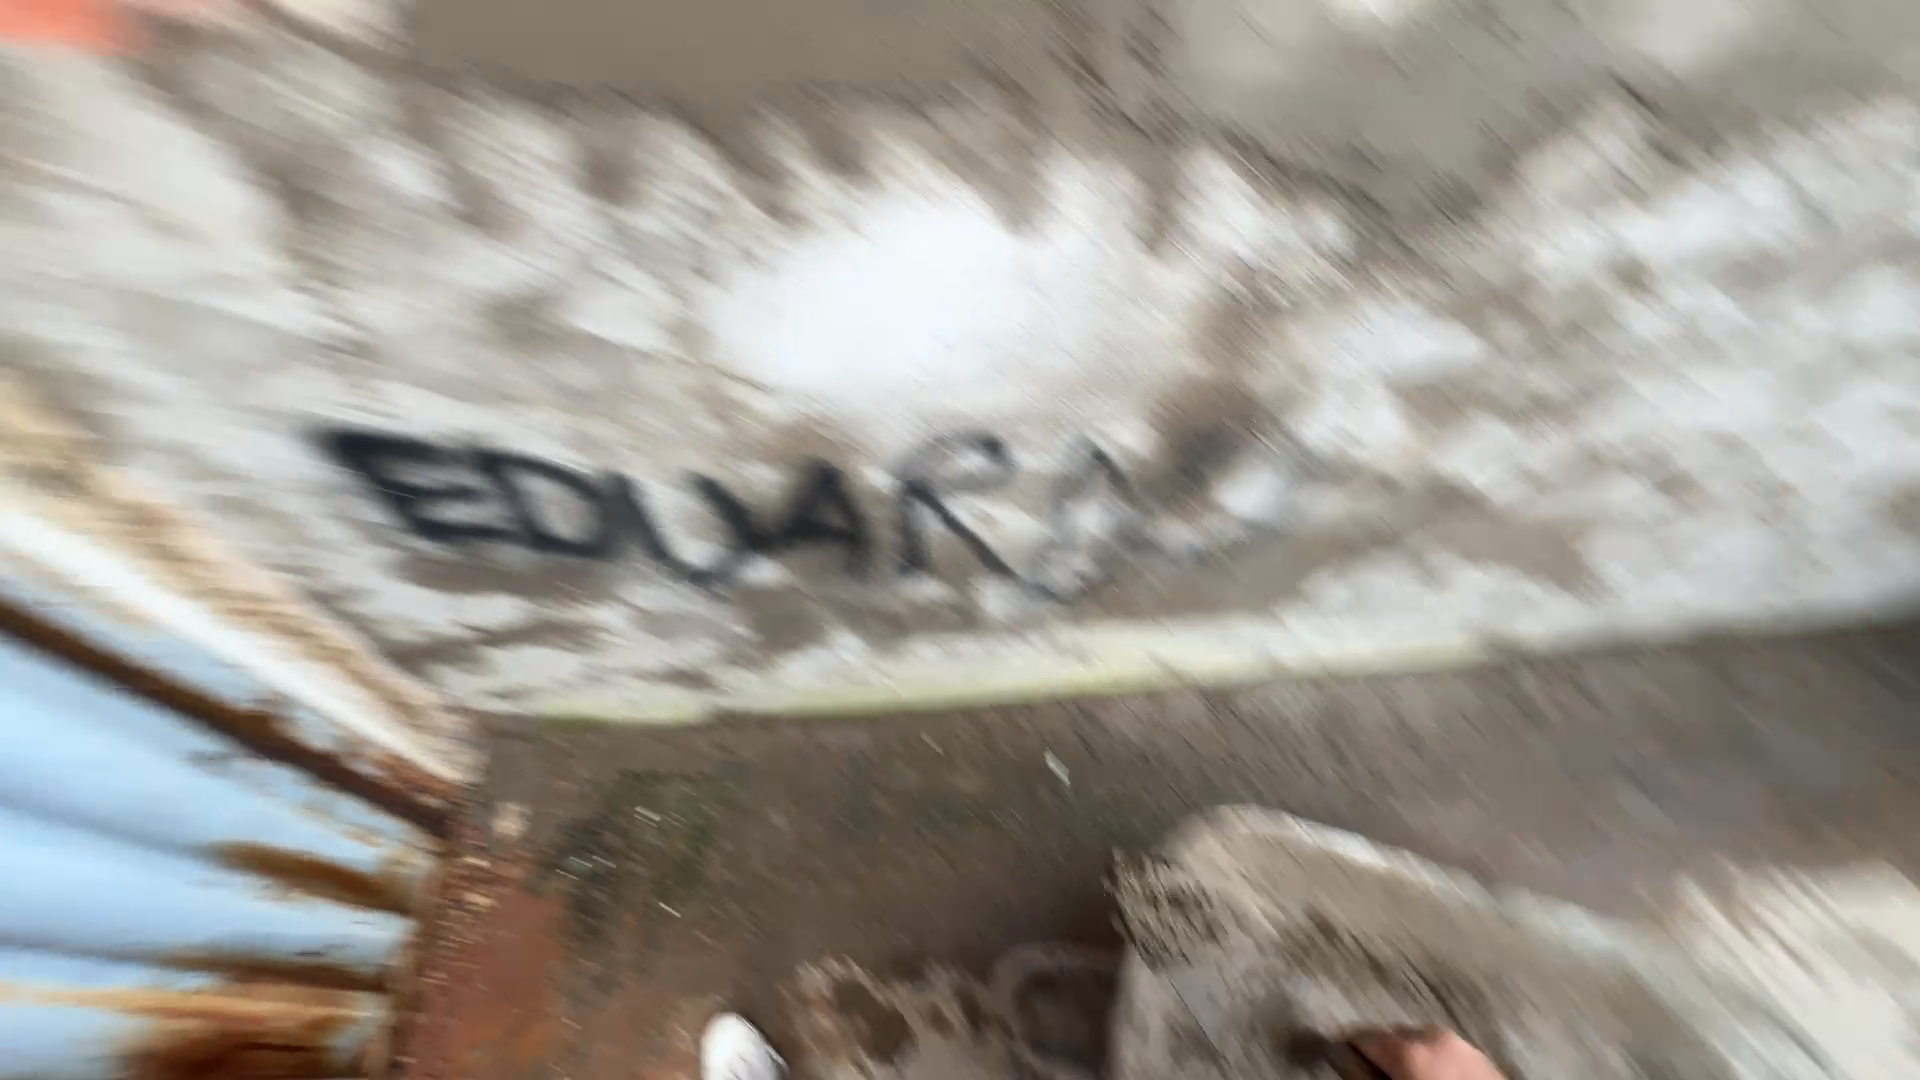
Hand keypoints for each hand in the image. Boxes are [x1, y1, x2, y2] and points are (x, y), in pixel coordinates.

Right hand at [1347, 1027, 1505, 1079]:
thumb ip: (1365, 1076)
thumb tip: (1345, 1061)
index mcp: (1407, 1047)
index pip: (1361, 1035)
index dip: (1350, 1047)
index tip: (1344, 1056)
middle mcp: (1431, 1034)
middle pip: (1393, 1036)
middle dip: (1386, 1054)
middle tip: (1383, 1073)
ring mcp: (1462, 1044)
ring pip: (1423, 1043)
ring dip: (1414, 1058)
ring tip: (1413, 1078)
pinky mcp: (1485, 1059)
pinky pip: (1449, 1054)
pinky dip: (1439, 1064)